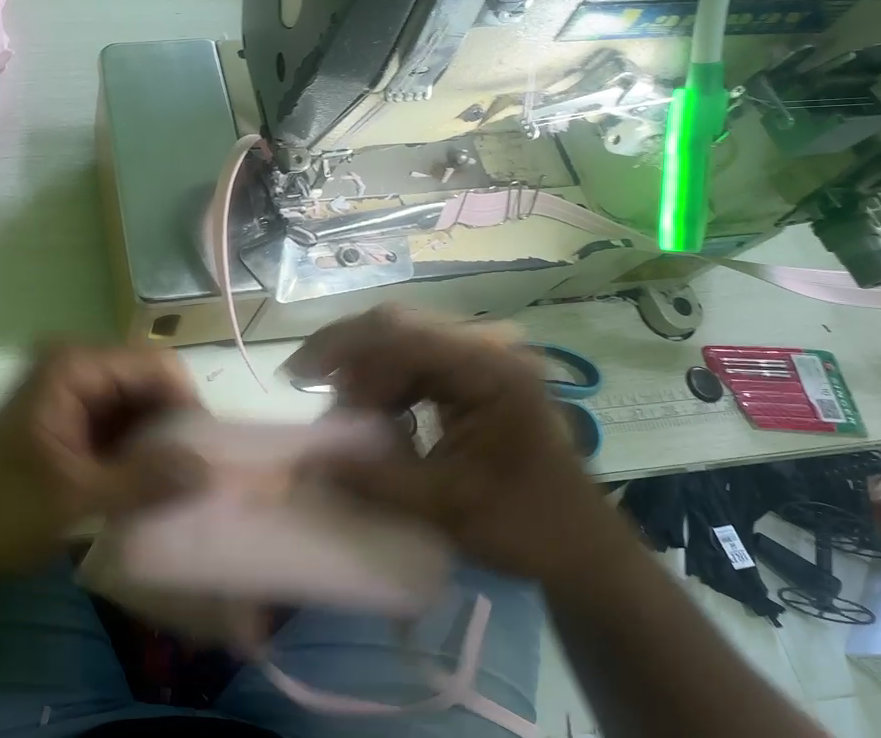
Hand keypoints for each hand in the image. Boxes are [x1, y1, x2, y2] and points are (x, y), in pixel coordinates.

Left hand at [0, 343, 203, 582]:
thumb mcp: (76, 498)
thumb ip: (145, 480)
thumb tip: (211, 468)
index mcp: (75, 366)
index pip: (158, 367)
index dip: (189, 408)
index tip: (209, 461)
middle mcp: (75, 368)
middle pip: (150, 387)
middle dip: (176, 430)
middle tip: (202, 483)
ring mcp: (69, 397)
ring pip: (136, 412)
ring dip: (158, 449)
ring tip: (182, 493)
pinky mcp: (66, 426)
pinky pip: (116, 431)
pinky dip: (136, 459)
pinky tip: (151, 494)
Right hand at [286, 306, 626, 585]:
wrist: (584, 551)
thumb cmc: (524, 527)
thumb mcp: (440, 506)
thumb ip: (369, 478)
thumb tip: (301, 464)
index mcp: (487, 368)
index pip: (396, 332)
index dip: (338, 346)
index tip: (296, 376)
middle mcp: (488, 348)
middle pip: (396, 328)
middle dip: (349, 361)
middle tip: (314, 395)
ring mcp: (487, 358)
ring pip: (402, 342)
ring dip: (368, 376)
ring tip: (348, 419)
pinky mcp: (481, 376)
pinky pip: (419, 362)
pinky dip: (389, 387)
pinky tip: (379, 419)